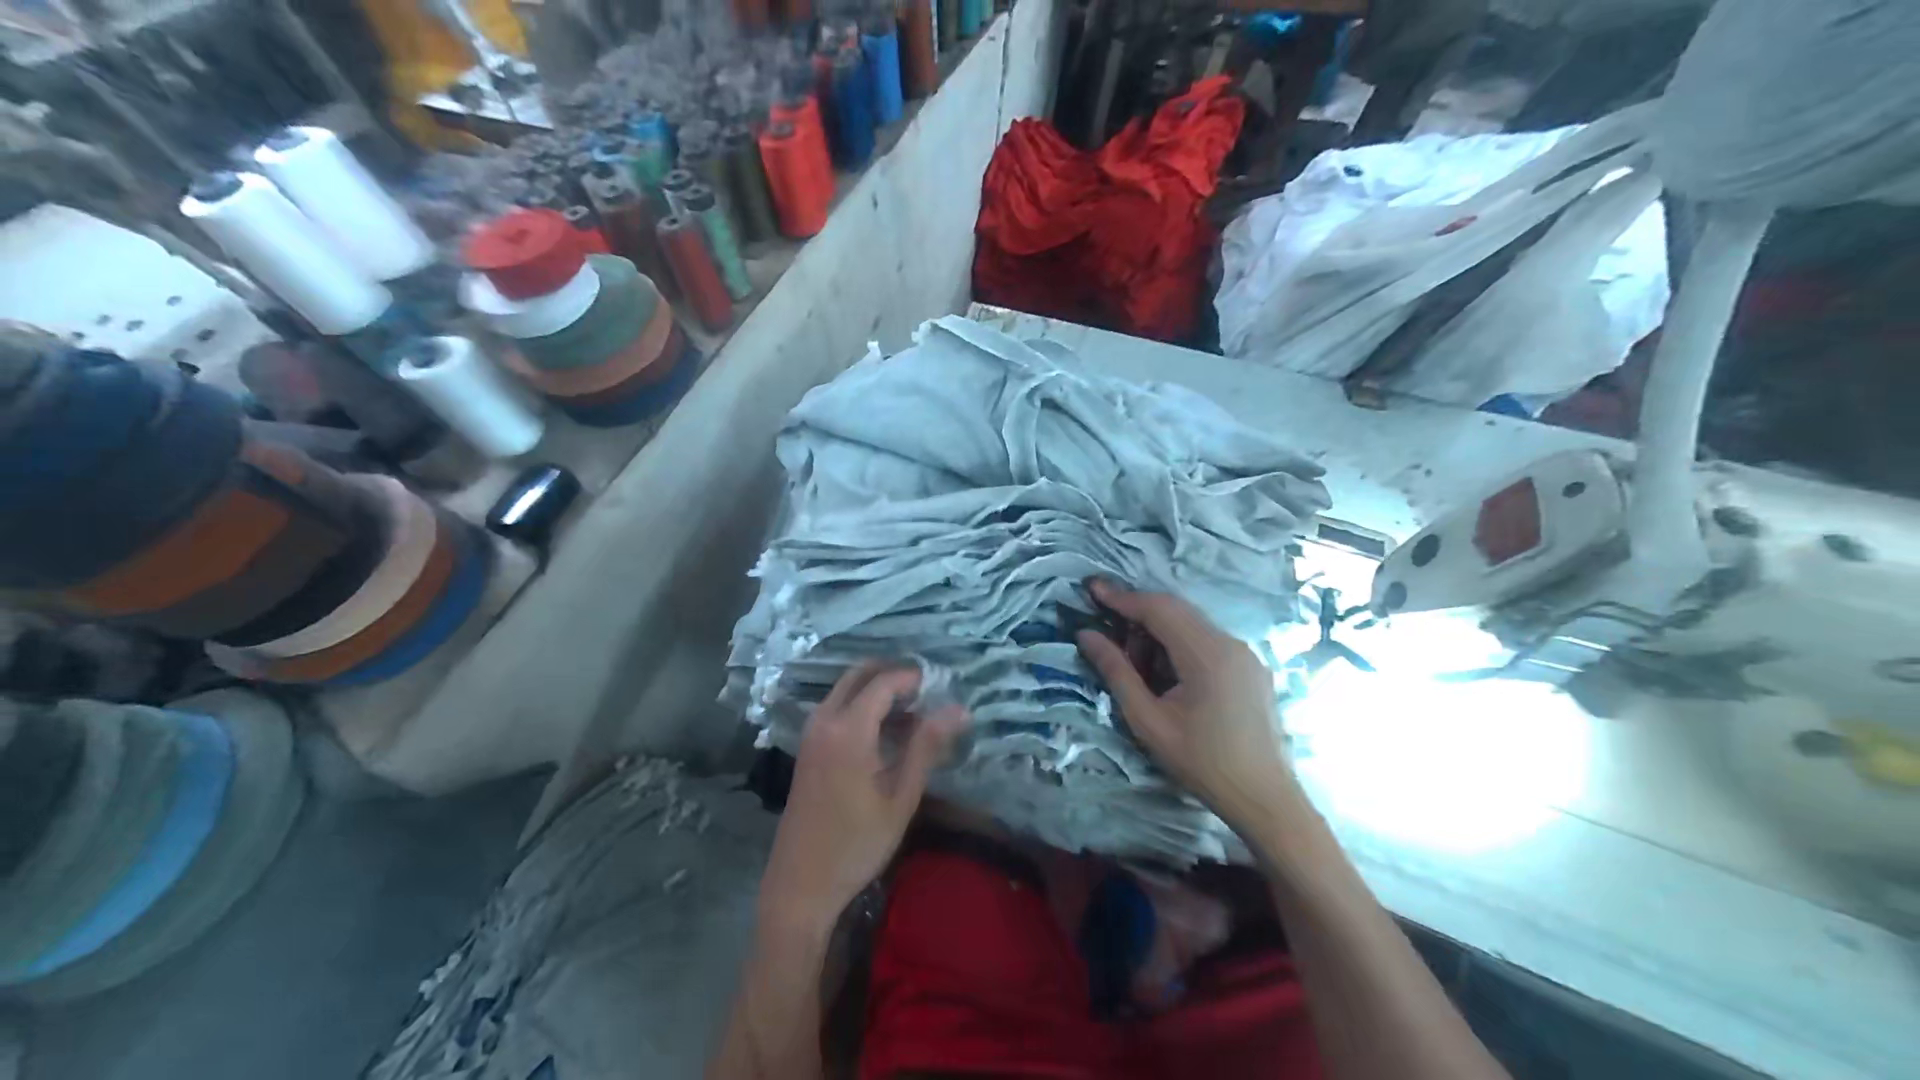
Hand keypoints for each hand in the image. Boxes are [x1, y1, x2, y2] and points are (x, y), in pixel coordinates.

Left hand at [760, 664, 968, 929]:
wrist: (800, 883)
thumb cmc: (857, 844)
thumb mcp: (901, 798)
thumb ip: (926, 747)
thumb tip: (958, 709)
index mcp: (848, 730)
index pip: (883, 682)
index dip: (912, 678)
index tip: (940, 686)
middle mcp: (824, 721)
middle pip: (858, 675)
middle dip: (892, 674)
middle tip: (926, 691)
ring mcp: (811, 733)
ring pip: (845, 689)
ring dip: (876, 689)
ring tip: (913, 711)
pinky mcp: (807, 747)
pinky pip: (836, 707)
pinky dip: (861, 704)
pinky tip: (885, 731)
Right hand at [1075, 579, 1297, 831]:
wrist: (1266, 799)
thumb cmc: (1202, 763)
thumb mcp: (1149, 722)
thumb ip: (1117, 673)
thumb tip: (1086, 635)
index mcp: (1207, 654)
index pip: (1158, 609)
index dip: (1121, 597)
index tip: (1091, 588)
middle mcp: (1231, 643)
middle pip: (1176, 610)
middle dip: (1138, 613)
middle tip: (1106, 629)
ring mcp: (1246, 654)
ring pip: (1192, 624)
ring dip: (1159, 631)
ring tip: (1136, 664)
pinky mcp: (1251, 668)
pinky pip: (1208, 640)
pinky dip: (1180, 644)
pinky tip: (1167, 675)